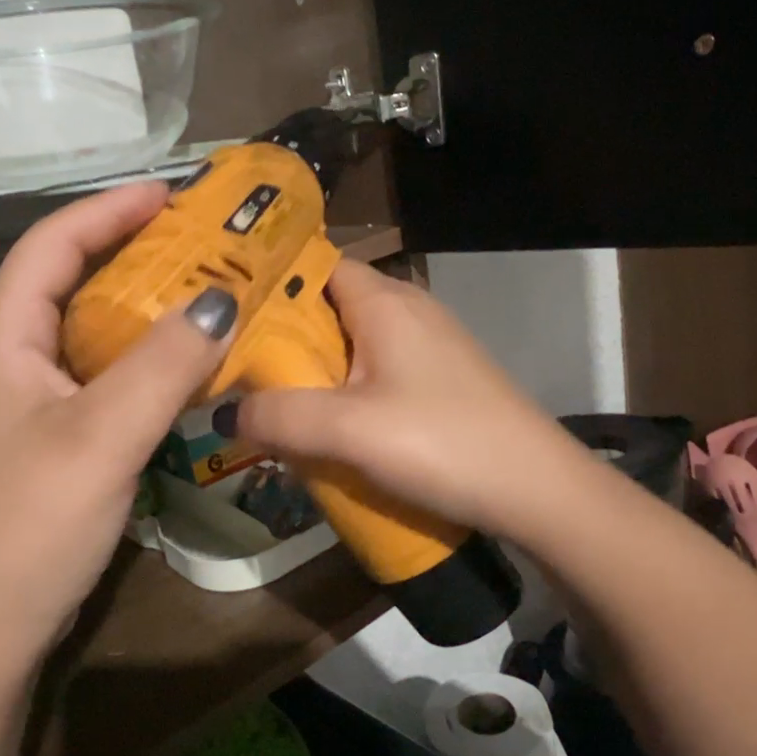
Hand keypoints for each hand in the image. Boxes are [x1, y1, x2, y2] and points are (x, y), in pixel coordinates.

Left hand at [0, 183, 237, 664]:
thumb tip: (222, 297)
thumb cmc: (26, 527)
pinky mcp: (43, 447)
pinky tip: (183, 378)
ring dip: (143, 315)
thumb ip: (163, 364)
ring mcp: (22, 408)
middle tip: (207, 248)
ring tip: (208, 301)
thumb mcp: (100, 438)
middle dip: (135, 257)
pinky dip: (140, 368)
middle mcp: (5, 362)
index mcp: (0, 338)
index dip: (110, 210)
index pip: (52, 245)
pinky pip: (97, 384)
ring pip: (87, 339)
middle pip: (70, 285)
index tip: (174, 193)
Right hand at [235, 260, 588, 539]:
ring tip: (263, 399)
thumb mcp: (349, 432)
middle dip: (279, 334)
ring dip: (310, 370)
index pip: (312, 264)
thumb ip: (281, 417)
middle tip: (227, 363)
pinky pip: (374, 373)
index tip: (219, 308)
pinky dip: (342, 392)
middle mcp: (406, 310)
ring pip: (349, 344)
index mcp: (384, 301)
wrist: (538, 492)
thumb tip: (226, 413)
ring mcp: (427, 346)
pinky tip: (323, 427)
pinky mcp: (439, 382)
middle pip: (326, 306)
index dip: (265, 280)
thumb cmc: (442, 444)